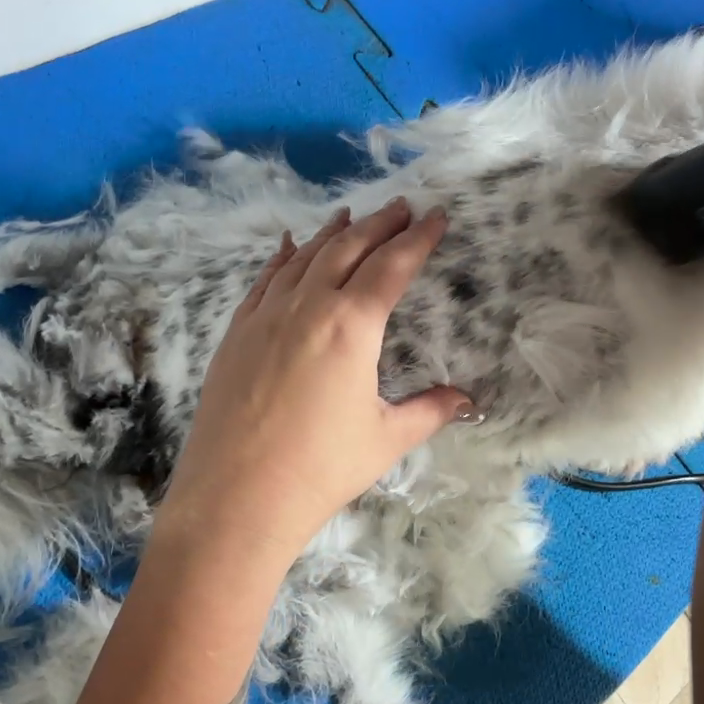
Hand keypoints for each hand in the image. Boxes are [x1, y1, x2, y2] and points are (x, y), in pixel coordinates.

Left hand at [155, 198, 475, 558]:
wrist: (237, 496)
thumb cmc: (320, 469)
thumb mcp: (385, 439)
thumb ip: (429, 411)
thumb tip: (467, 401)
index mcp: (351, 325)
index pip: (392, 267)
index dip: (418, 239)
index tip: (436, 215)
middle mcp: (307, 306)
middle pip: (347, 249)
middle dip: (378, 224)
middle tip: (400, 207)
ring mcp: (264, 316)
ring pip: (302, 258)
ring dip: (331, 233)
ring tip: (350, 216)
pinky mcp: (236, 334)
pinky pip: (263, 281)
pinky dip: (281, 258)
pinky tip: (287, 247)